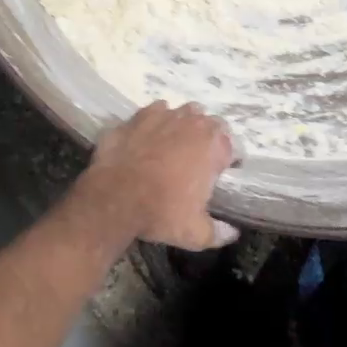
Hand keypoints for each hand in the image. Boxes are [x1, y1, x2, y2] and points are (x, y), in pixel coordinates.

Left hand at [73, 101, 237, 250]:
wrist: (113, 197)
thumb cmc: (160, 212)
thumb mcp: (195, 234)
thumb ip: (218, 233)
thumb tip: (233, 233)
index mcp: (213, 146)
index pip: (232, 146)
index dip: (227, 161)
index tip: (219, 174)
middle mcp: (194, 122)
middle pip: (210, 124)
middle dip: (208, 139)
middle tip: (197, 162)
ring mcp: (166, 114)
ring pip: (183, 113)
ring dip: (183, 126)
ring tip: (173, 147)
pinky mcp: (139, 115)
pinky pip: (155, 112)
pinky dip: (156, 123)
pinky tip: (149, 139)